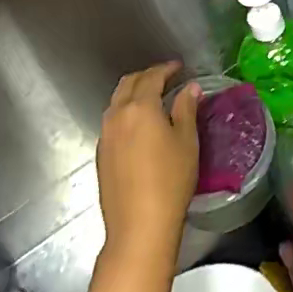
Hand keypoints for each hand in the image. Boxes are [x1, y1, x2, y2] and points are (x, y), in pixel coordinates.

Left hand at [98, 62, 198, 260]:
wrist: (139, 224)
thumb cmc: (171, 179)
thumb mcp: (187, 141)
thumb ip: (187, 109)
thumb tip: (190, 89)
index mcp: (139, 107)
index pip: (151, 77)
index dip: (166, 69)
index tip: (179, 67)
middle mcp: (116, 116)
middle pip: (128, 84)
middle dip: (147, 76)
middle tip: (167, 78)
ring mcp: (105, 136)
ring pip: (117, 102)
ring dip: (134, 94)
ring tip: (155, 99)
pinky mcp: (102, 154)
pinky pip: (113, 121)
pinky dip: (127, 113)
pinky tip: (142, 126)